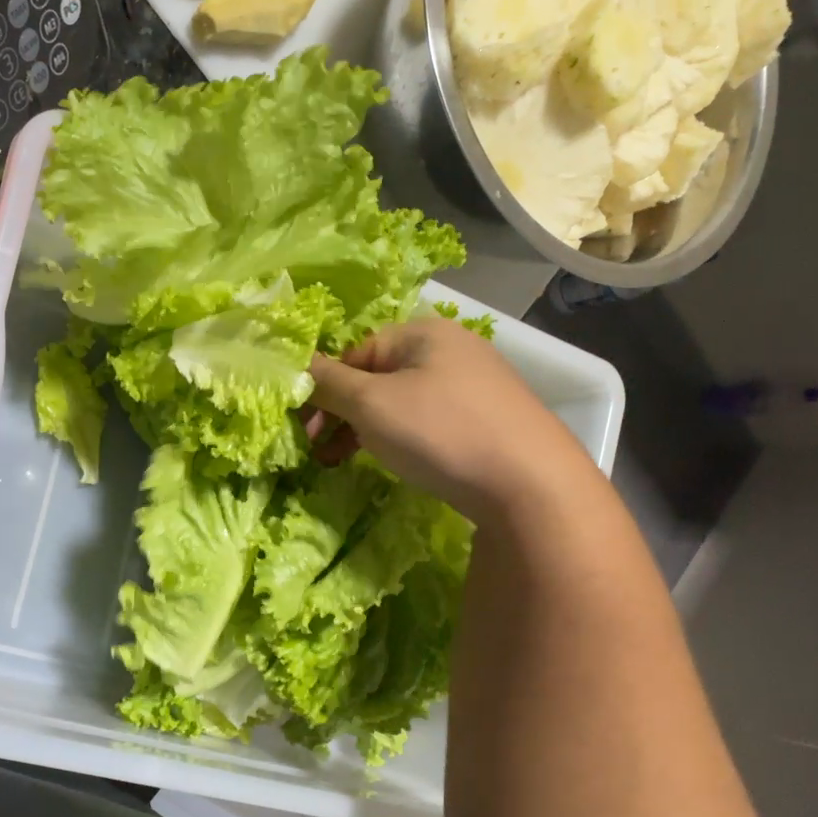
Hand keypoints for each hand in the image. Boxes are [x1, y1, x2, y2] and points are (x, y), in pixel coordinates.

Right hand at [306, 317, 599, 524]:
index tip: (302, 425)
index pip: (350, 353)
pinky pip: (417, 420)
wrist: (527, 483)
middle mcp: (446, 349)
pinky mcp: (476, 419)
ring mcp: (466, 384)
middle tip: (314, 447)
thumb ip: (325, 382)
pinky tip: (382, 460)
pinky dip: (390, 437)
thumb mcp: (370, 404)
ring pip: (392, 402)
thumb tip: (290, 366)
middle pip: (370, 376)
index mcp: (421, 333)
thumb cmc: (439, 431)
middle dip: (336, 411)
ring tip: (336, 460)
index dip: (321, 387)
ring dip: (357, 429)